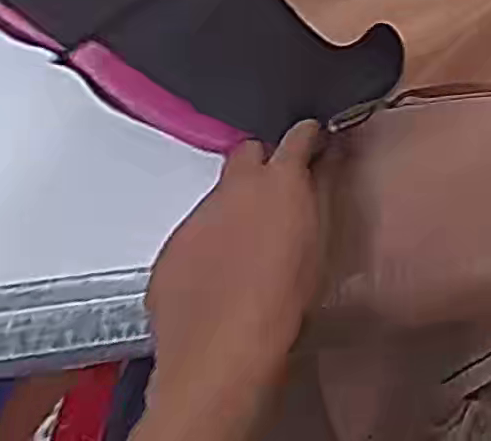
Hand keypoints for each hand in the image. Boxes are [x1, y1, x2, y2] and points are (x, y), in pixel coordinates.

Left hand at [140, 121, 324, 436]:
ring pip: (219, 197)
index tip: (313, 142)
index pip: (297, 136)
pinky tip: (218, 275)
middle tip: (275, 190)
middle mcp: (235, 188)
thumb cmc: (284, 298)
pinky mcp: (169, 250)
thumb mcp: (317, 241)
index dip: (308, 136)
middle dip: (262, 162)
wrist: (222, 354)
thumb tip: (321, 170)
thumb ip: (317, 195)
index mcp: (279, 180)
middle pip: (247, 151)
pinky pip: (194, 233)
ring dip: (234, 208)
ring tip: (246, 247)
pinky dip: (208, 243)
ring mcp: (197, 217)